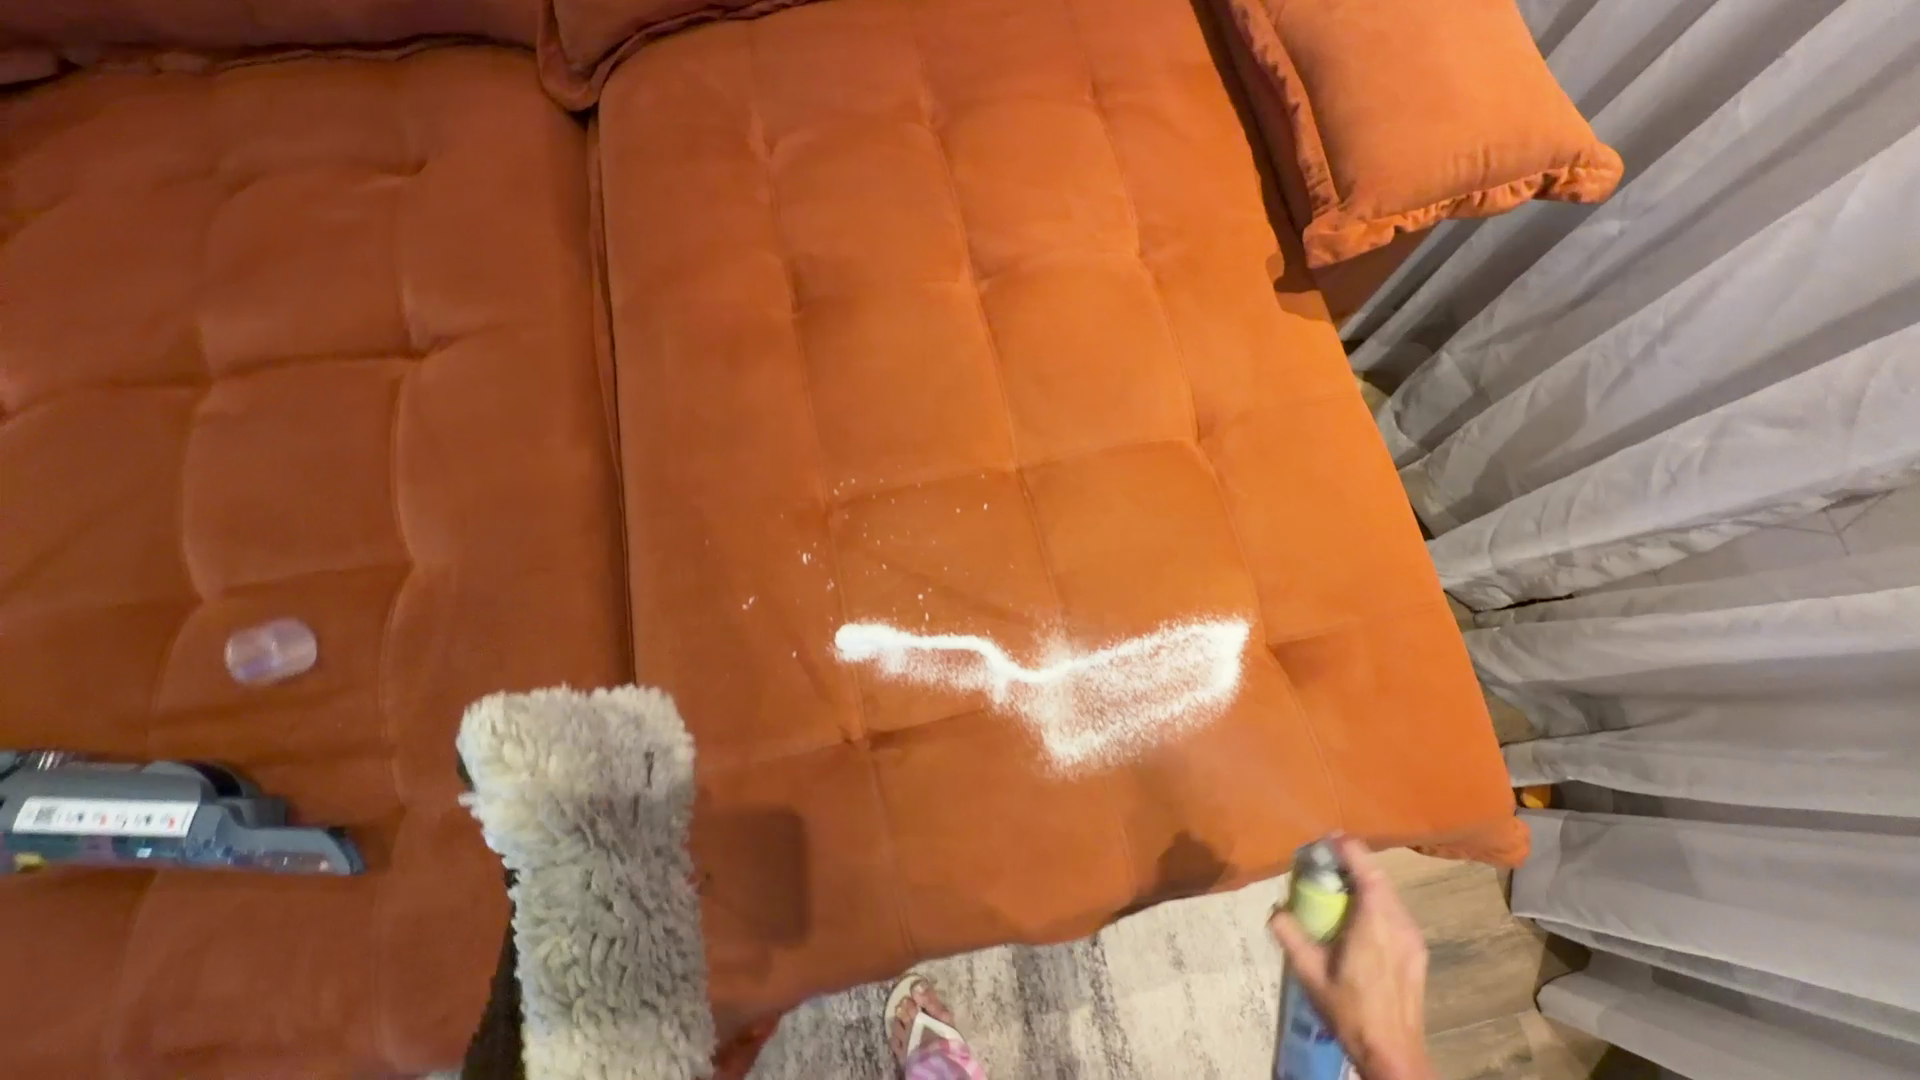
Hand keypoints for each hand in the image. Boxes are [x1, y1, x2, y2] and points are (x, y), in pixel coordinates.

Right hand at [1269, 836, 1435, 1079]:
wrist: (1393, 1053)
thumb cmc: (1350, 1010)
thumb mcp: (1310, 973)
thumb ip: (1290, 935)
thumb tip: (1275, 908)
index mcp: (1375, 925)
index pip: (1368, 873)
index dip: (1350, 851)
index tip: (1331, 837)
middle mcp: (1400, 925)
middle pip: (1379, 881)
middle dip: (1354, 864)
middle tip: (1327, 859)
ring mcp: (1413, 940)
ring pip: (1389, 896)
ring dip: (1365, 883)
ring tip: (1339, 885)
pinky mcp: (1417, 953)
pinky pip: (1395, 913)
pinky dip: (1375, 902)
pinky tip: (1357, 916)